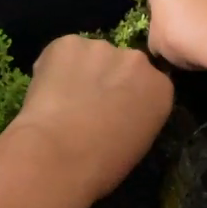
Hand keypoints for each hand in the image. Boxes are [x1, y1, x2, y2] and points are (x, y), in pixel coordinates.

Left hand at [0, 35, 173, 202]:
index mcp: (160, 88)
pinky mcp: (67, 43)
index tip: (113, 110)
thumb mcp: (135, 144)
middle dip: (106, 77)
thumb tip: (116, 111)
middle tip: (85, 103)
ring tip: (61, 99)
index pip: (147, 83)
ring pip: (89, 55)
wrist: (57, 154)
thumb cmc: (101, 165)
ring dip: (79, 71)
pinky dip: (53, 67)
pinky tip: (46, 92)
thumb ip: (134, 116)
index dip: (127, 95)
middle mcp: (136, 60)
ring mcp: (101, 47)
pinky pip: (61, 52)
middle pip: (121, 63)